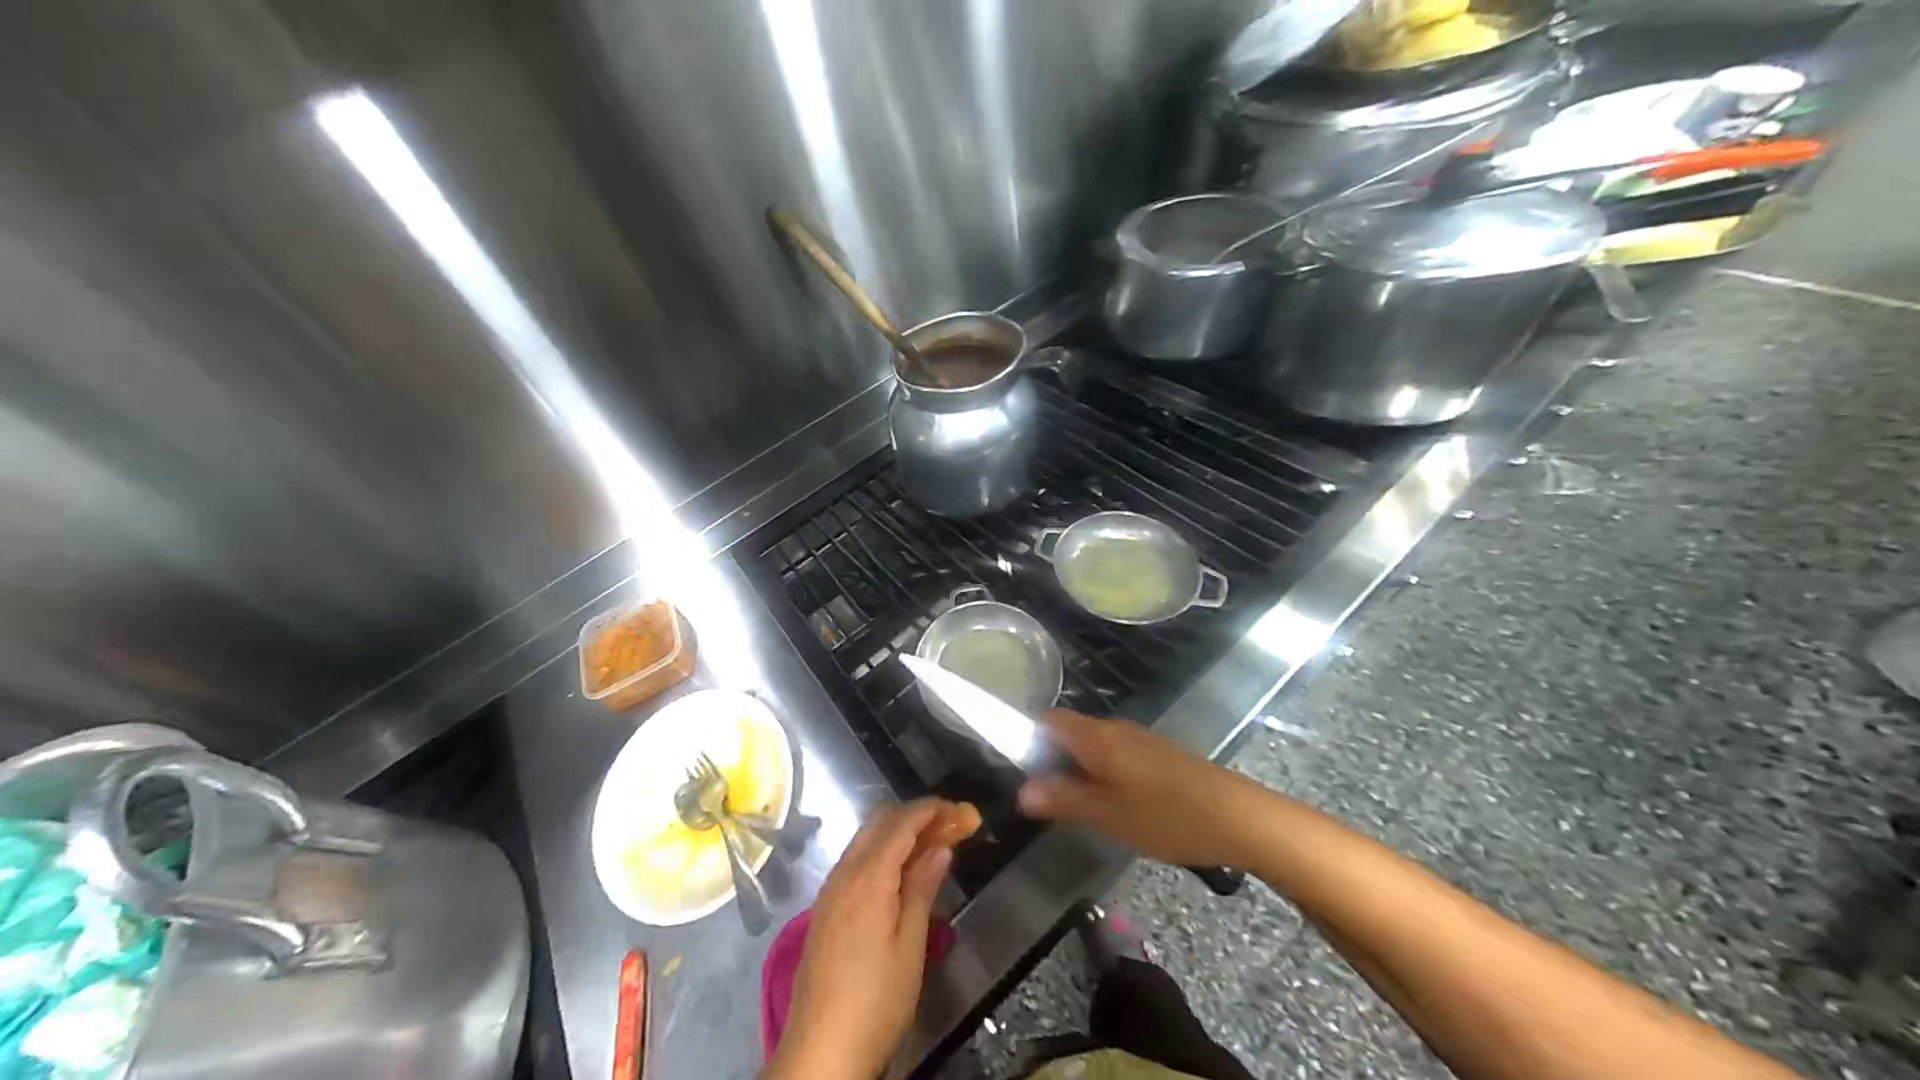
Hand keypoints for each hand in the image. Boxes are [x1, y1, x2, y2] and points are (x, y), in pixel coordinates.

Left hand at [767, 800, 953, 1079]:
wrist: (820, 1052)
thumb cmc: (876, 1000)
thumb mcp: (910, 945)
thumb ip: (923, 887)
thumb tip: (941, 846)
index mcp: (868, 877)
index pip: (901, 822)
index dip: (932, 809)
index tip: (962, 811)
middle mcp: (844, 873)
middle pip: (879, 822)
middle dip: (915, 816)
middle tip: (951, 828)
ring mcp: (830, 890)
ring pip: (865, 839)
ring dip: (898, 833)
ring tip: (932, 847)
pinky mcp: (824, 909)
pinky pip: (855, 860)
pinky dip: (881, 852)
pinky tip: (901, 873)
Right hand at [1017, 709, 1277, 868]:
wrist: (1240, 818)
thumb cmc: (1167, 817)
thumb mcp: (1108, 815)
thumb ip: (1063, 799)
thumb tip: (1022, 791)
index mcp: (1098, 738)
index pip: (1051, 720)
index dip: (1030, 738)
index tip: (1021, 768)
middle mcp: (1118, 729)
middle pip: (1073, 731)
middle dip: (1055, 758)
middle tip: (1047, 797)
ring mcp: (1143, 740)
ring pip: (1097, 745)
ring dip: (1082, 768)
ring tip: (1079, 805)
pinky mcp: (1163, 755)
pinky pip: (1120, 754)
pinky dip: (1107, 772)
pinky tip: (1117, 805)